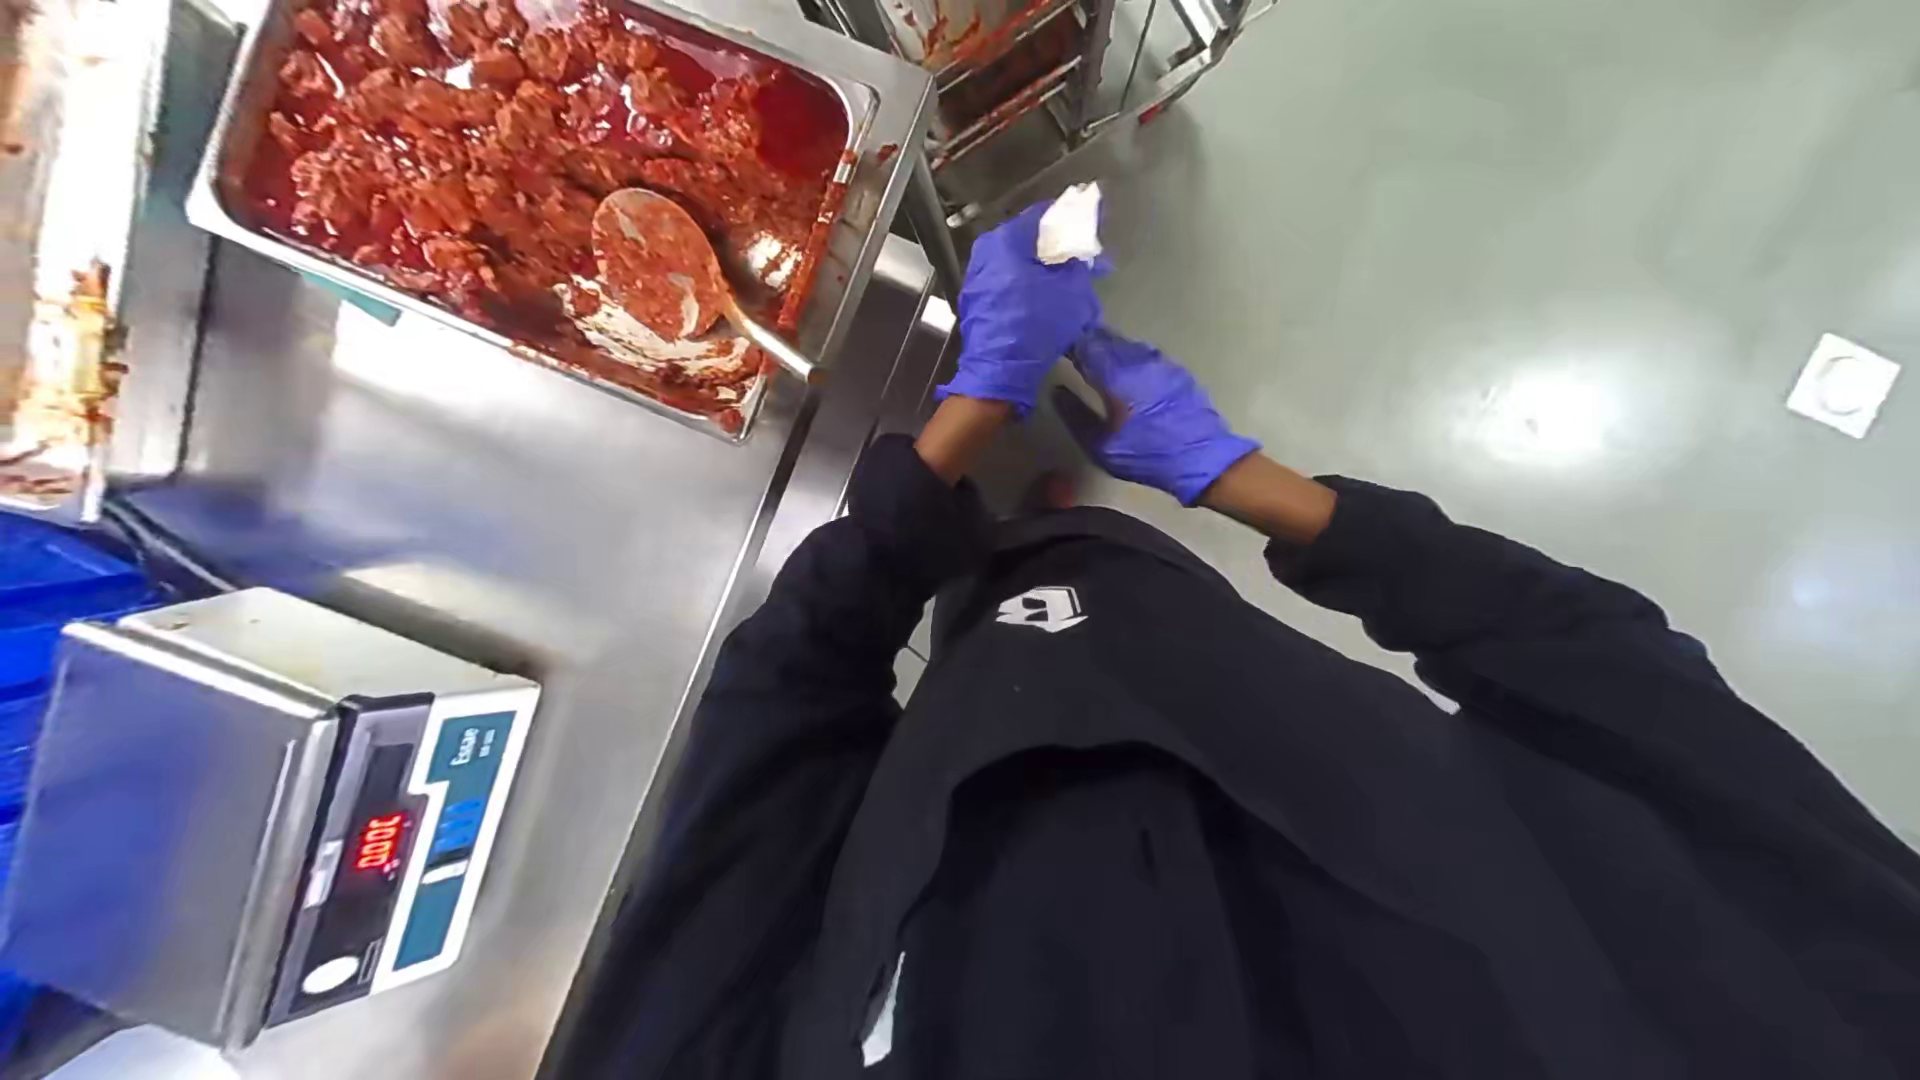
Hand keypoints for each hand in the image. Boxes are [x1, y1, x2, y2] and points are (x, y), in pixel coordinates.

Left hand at [936, 201, 1104, 415]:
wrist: (999, 372)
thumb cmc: (1035, 324)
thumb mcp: (1071, 292)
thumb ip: (1077, 264)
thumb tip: (1076, 255)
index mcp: (1005, 240)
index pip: (1041, 216)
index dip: (1067, 221)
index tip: (1085, 230)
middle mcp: (985, 253)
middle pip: (1026, 242)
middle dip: (1053, 250)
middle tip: (1076, 260)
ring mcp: (976, 280)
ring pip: (1015, 266)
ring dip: (1038, 272)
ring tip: (1062, 285)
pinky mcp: (975, 305)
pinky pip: (1005, 286)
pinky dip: (1024, 289)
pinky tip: (1041, 303)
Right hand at [1053, 327, 1260, 505]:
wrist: (1203, 459)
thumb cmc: (1146, 455)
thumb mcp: (1100, 446)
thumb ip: (1074, 415)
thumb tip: (1057, 390)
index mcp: (1117, 376)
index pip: (1085, 345)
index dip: (1067, 342)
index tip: (1050, 344)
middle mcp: (1138, 360)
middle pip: (1105, 338)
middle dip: (1084, 341)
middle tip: (1065, 348)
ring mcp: (1159, 361)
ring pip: (1124, 344)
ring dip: (1105, 347)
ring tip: (1089, 357)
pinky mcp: (1173, 369)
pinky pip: (1141, 353)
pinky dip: (1124, 355)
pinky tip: (1119, 368)